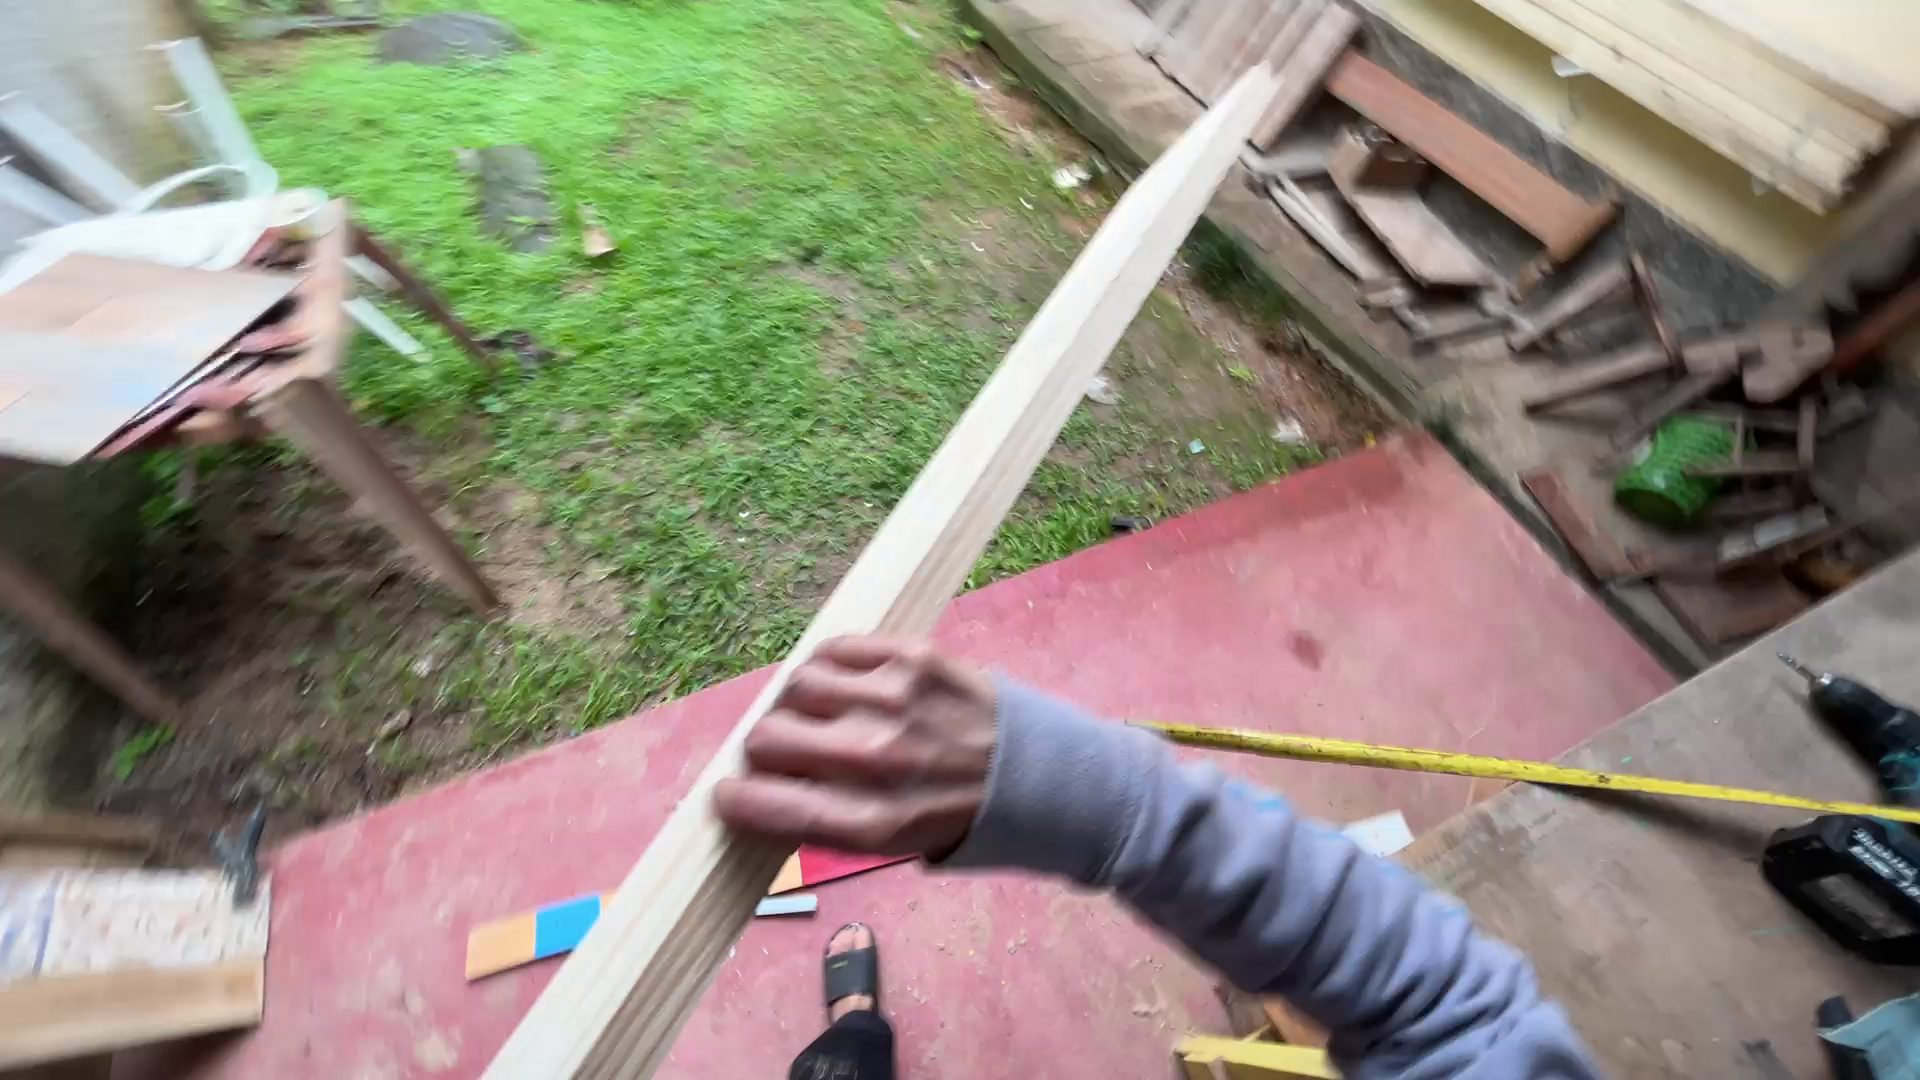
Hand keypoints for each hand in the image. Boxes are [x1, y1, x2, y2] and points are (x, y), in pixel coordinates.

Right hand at [713, 635, 996, 856]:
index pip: (769, 806)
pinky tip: (840, 681)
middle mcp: (878, 759)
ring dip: (794, 702)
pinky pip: (835, 649)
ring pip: (798, 685)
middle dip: (762, 749)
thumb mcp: (894, 845)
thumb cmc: (957, 815)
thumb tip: (762, 790)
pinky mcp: (914, 656)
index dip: (735, 799)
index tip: (728, 793)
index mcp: (873, 822)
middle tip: (779, 749)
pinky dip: (825, 665)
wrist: (1038, 773)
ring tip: (815, 710)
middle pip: (770, 737)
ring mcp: (896, 700)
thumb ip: (828, 820)